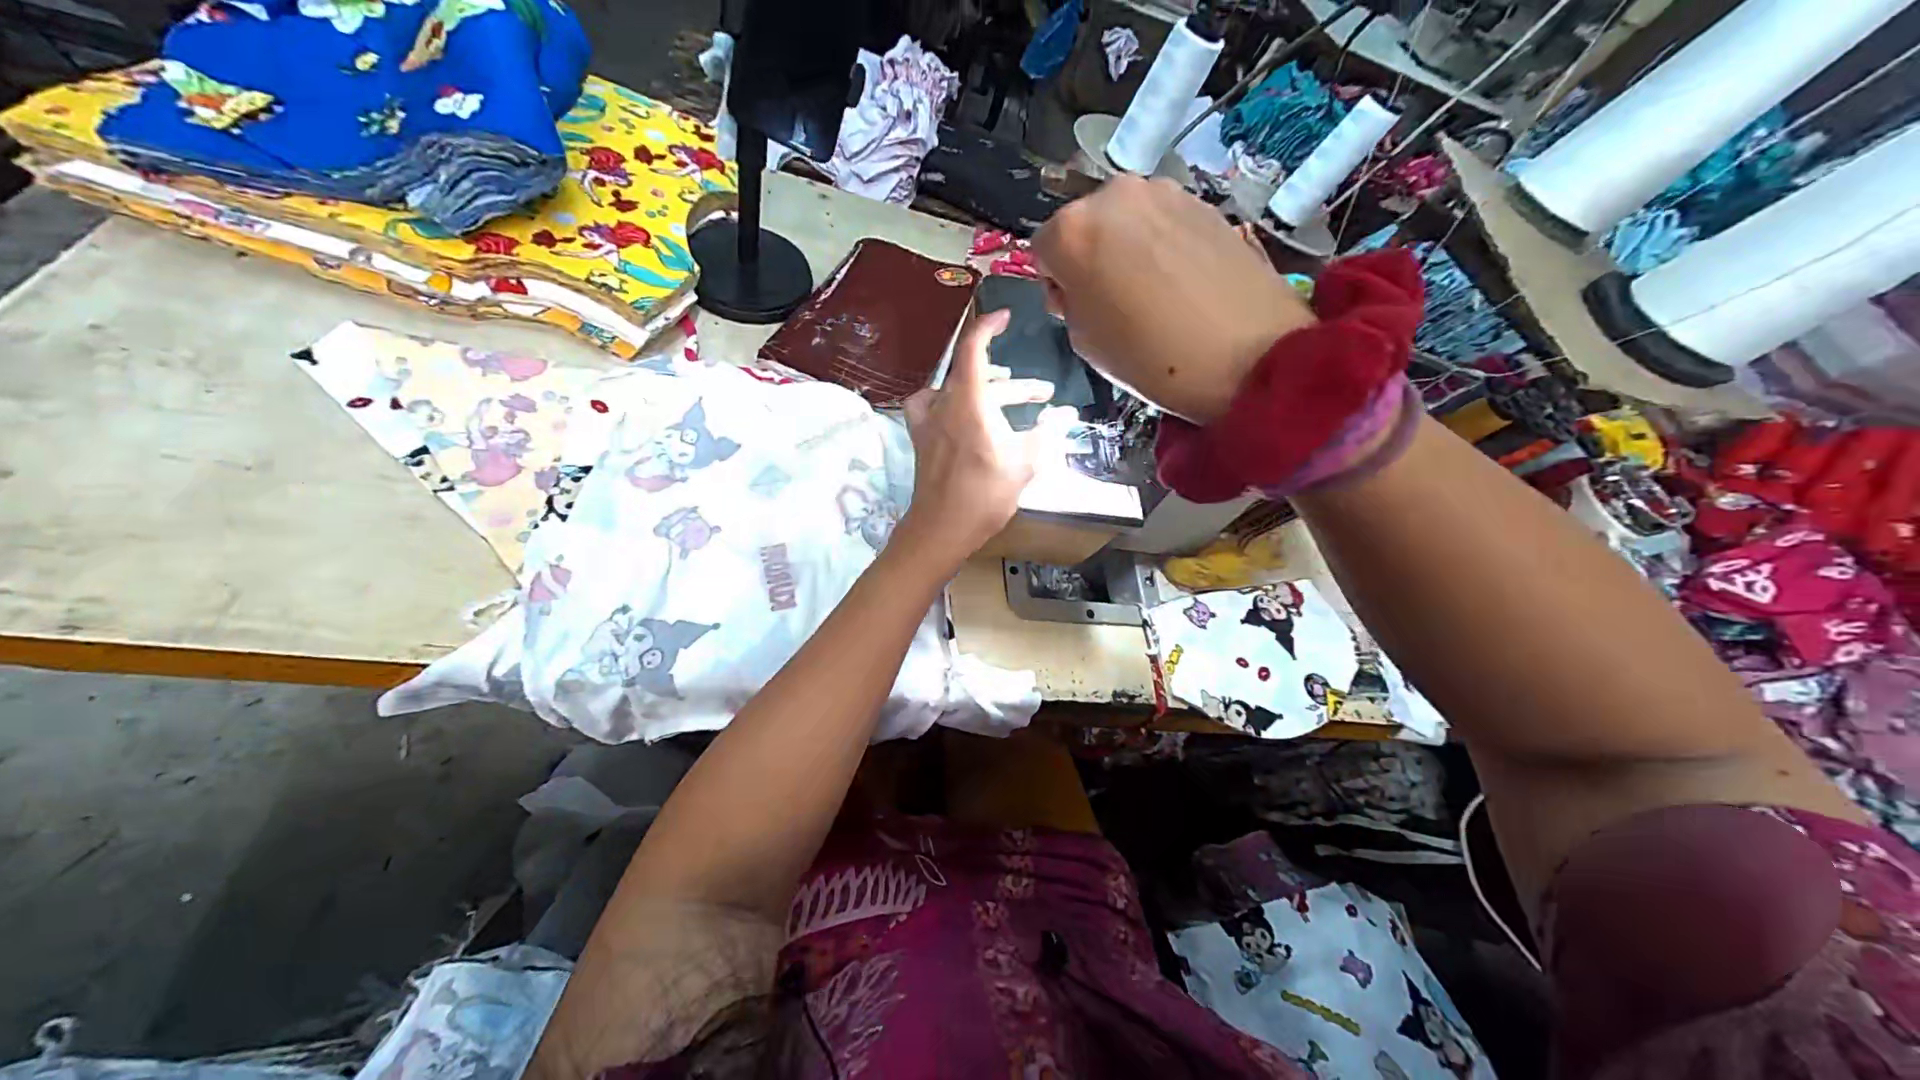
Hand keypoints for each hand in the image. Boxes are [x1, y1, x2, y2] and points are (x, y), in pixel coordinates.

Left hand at [894, 309, 1063, 567]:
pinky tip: (961, 412)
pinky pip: (933, 404)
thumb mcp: (1025, 465)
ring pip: (959, 390)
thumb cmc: (984, 497)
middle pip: (977, 376)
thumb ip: (1047, 435)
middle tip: (1042, 395)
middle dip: (1013, 383)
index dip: (988, 326)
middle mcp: (945, 404)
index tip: (1005, 317)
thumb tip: (1065, 416)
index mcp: (969, 403)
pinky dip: (949, 400)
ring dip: (988, 391)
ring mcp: (929, 420)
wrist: (941, 529)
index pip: (973, 348)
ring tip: (1012, 402)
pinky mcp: (922, 437)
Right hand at [1032, 175, 1315, 423]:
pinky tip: (1180, 282)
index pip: (1042, 249)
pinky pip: (1162, 222)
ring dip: (1126, 248)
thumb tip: (1082, 282)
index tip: (1074, 308)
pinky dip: (1161, 245)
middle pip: (1084, 225)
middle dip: (1090, 257)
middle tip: (1113, 301)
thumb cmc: (1150, 357)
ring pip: (1125, 221)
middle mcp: (1114, 195)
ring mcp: (1164, 193)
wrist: (1248, 356)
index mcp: (1072, 230)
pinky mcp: (1204, 201)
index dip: (1055, 282)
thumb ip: (1070, 300)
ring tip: (1152, 293)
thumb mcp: (1084, 340)